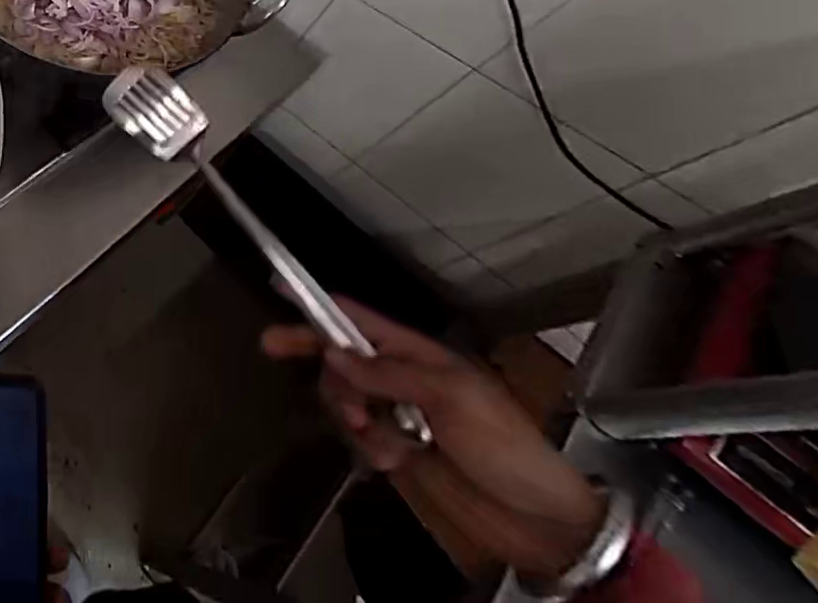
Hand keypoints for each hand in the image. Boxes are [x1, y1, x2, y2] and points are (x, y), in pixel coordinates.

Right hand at [261, 298, 604, 579]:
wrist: (544, 524)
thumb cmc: (507, 449)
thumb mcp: (452, 399)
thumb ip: (388, 374)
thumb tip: (333, 355)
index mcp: (417, 355)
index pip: (357, 320)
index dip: (318, 306)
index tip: (280, 294)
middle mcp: (400, 377)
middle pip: (339, 357)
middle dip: (319, 362)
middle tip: (273, 349)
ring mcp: (396, 413)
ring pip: (343, 397)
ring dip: (349, 415)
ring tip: (379, 438)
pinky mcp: (396, 448)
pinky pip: (358, 437)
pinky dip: (366, 447)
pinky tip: (392, 461)